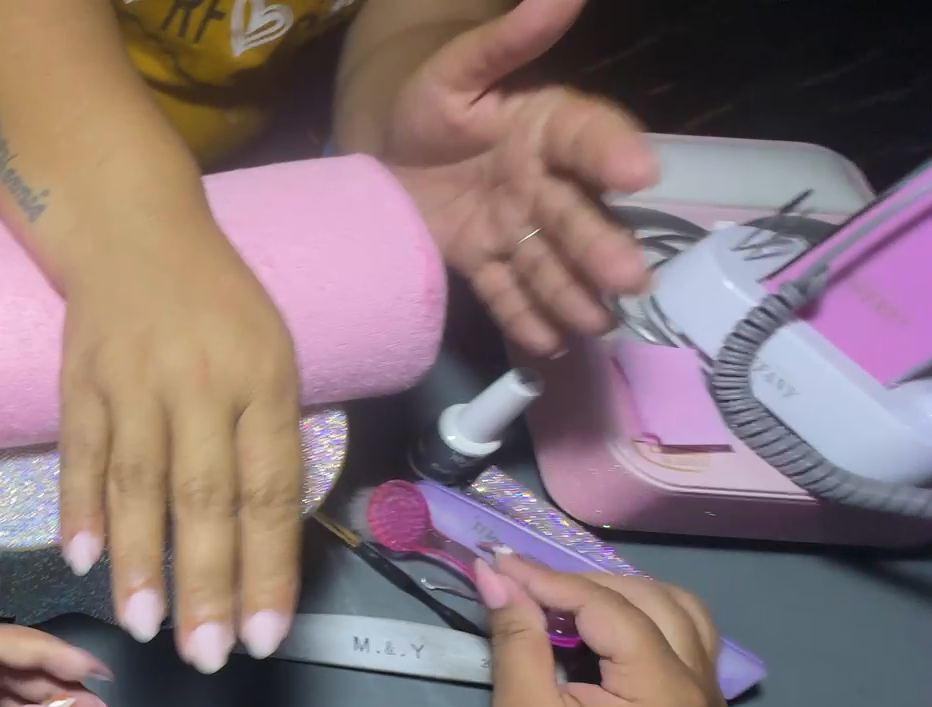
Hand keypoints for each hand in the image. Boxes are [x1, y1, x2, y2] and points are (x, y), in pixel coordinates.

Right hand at [59, 229, 303, 672]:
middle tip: (206, 656)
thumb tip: (254, 538)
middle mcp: (200, 385)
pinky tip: (79, 560)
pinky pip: (79, 454)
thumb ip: (266, 440)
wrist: (133, 232)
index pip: (271, 492)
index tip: (265, 637)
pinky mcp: (79, 384)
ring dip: (139, 561)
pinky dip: (78, 507)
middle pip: (205, 498)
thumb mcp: (270, 354)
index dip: (268, 569)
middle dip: (207, 584)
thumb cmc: (214, 303)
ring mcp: (133, 384)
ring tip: (143, 627)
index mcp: (263, 379)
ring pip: (138, 484)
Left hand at [382, 0, 658, 355]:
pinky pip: (503, 290)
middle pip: (575, 214)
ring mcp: (512, 225)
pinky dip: (522, 317)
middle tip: (629, 279)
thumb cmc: (424, 107)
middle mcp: (541, 181)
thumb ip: (503, 43)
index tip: (638, 175)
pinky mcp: (480, 258)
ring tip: (596, 324)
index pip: (588, 136)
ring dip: (571, 294)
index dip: (612, 153)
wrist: (387, 155)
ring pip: (546, 261)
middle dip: (601, 248)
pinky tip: (547, 344)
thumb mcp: (453, 72)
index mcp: (546, 126)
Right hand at [475, 553, 725, 706]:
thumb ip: (516, 639)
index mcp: (662, 689)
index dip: (549, 579)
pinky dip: (638, 608)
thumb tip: (495, 578)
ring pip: (676, 605)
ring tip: (558, 593)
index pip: (608, 607)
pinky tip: (597, 616)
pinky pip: (682, 627)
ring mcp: (708, 688)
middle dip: (580, 579)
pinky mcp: (698, 694)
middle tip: (519, 578)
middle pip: (648, 597)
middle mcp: (700, 681)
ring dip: (616, 589)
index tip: (498, 562)